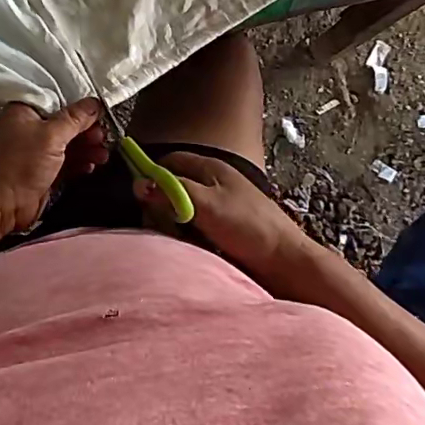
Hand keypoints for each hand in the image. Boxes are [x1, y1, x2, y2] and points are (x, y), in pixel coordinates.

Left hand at [0, 99, 106, 247]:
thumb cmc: (17, 166)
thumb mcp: (50, 136)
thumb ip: (75, 119)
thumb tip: (94, 104)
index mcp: (25, 110)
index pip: (58, 98)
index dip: (80, 103)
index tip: (101, 109)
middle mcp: (30, 127)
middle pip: (66, 122)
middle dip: (87, 129)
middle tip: (103, 135)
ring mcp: (37, 150)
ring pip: (68, 143)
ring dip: (87, 146)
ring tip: (103, 152)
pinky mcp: (43, 170)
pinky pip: (67, 161)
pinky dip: (80, 161)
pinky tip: (93, 164)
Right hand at [132, 150, 323, 284]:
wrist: (287, 263)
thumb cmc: (248, 228)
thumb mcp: (205, 205)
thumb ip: (171, 192)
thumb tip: (138, 183)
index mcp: (209, 167)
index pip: (169, 160)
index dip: (152, 175)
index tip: (142, 198)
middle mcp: (213, 182)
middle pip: (173, 185)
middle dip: (162, 203)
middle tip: (161, 224)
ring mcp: (219, 205)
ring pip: (181, 208)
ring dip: (174, 222)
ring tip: (176, 239)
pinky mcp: (224, 227)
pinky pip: (194, 226)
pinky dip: (188, 235)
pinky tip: (190, 247)